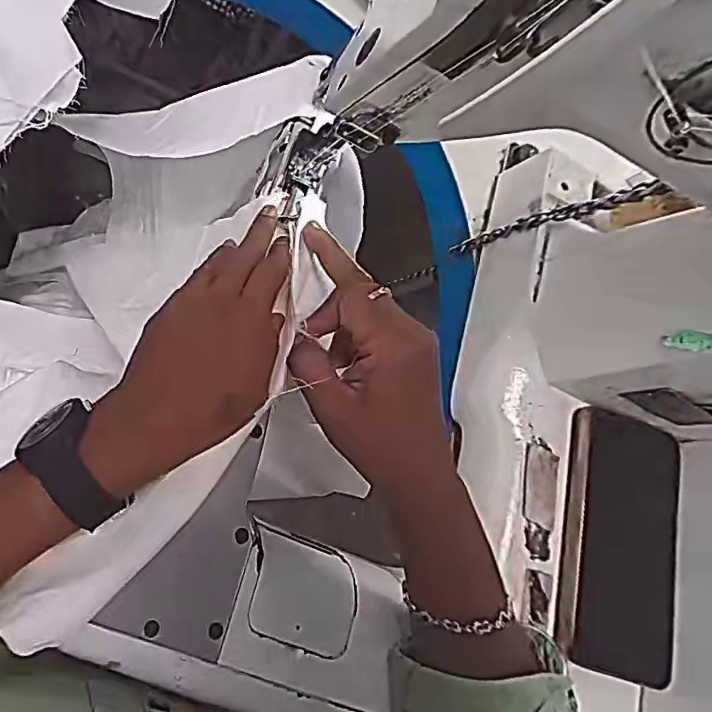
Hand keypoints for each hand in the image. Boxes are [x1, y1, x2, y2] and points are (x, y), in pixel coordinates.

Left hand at [82, 208, 290, 494]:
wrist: (157, 416)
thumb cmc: (206, 410)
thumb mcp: (257, 386)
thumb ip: (270, 347)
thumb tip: (275, 324)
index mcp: (251, 319)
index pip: (272, 274)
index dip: (282, 254)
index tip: (287, 242)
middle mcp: (223, 302)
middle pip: (247, 257)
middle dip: (262, 233)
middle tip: (271, 215)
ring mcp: (194, 302)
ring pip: (220, 263)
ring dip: (236, 247)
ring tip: (246, 238)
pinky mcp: (172, 308)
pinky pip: (196, 276)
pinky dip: (210, 264)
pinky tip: (215, 264)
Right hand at [287, 223, 454, 496]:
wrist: (417, 474)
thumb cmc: (386, 448)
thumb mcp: (333, 406)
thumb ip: (309, 364)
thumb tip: (294, 339)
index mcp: (393, 342)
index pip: (354, 290)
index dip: (328, 261)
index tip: (313, 237)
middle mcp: (411, 336)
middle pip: (359, 300)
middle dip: (327, 319)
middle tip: (306, 346)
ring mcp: (416, 344)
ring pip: (366, 316)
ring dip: (340, 335)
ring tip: (330, 372)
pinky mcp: (414, 355)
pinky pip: (377, 332)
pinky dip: (354, 344)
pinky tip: (343, 374)